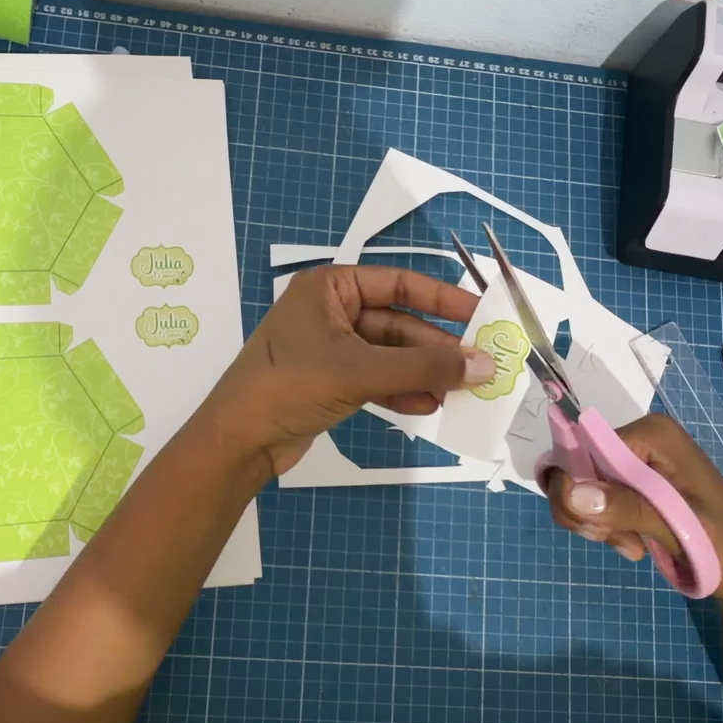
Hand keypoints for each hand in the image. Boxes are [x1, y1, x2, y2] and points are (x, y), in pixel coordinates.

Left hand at [200, 265, 492, 476]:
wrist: (239, 439)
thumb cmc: (291, 385)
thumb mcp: (360, 371)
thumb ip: (424, 368)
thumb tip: (483, 365)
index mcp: (330, 288)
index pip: (399, 283)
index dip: (443, 298)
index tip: (481, 315)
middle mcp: (331, 312)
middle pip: (398, 323)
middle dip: (435, 348)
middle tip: (478, 365)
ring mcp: (330, 349)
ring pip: (390, 355)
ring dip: (422, 374)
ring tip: (460, 392)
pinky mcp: (329, 382)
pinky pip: (376, 379)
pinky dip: (401, 391)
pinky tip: (428, 406)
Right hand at [543, 414, 722, 600]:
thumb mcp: (679, 530)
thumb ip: (626, 508)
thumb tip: (571, 491)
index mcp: (653, 434)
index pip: (583, 447)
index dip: (576, 487)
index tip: (600, 529)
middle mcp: (639, 438)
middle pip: (574, 465)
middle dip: (583, 509)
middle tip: (615, 539)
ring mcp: (634, 459)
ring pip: (576, 486)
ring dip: (594, 522)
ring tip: (632, 544)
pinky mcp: (631, 481)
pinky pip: (590, 498)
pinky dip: (601, 525)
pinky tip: (632, 542)